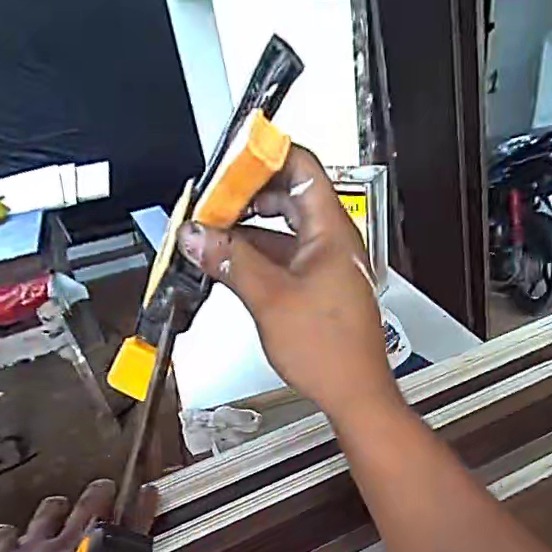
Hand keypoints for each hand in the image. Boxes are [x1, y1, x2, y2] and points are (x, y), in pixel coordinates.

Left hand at [0, 479, 217, 551]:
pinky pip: (3, 541)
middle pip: (87, 512)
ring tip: (60, 501)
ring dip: (55, 508)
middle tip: (105, 484)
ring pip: (45, 519)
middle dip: (99, 496)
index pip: (131, 529)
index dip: (144, 508)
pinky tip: (6, 532)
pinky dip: (7, 534)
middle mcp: (65, 550)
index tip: (150, 490)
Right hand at [177, 144, 397, 420]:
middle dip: (247, 199)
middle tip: (213, 207)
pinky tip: (232, 269)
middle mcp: (332, 243)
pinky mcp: (316, 290)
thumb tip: (199, 236)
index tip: (231, 165)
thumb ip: (231, 262)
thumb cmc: (330, 351)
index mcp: (331, 231)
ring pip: (282, 233)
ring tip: (213, 240)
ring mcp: (325, 267)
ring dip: (247, 233)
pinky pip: (283, 261)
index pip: (300, 167)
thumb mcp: (270, 299)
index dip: (264, 158)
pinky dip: (256, 259)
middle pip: (288, 198)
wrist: (352, 392)